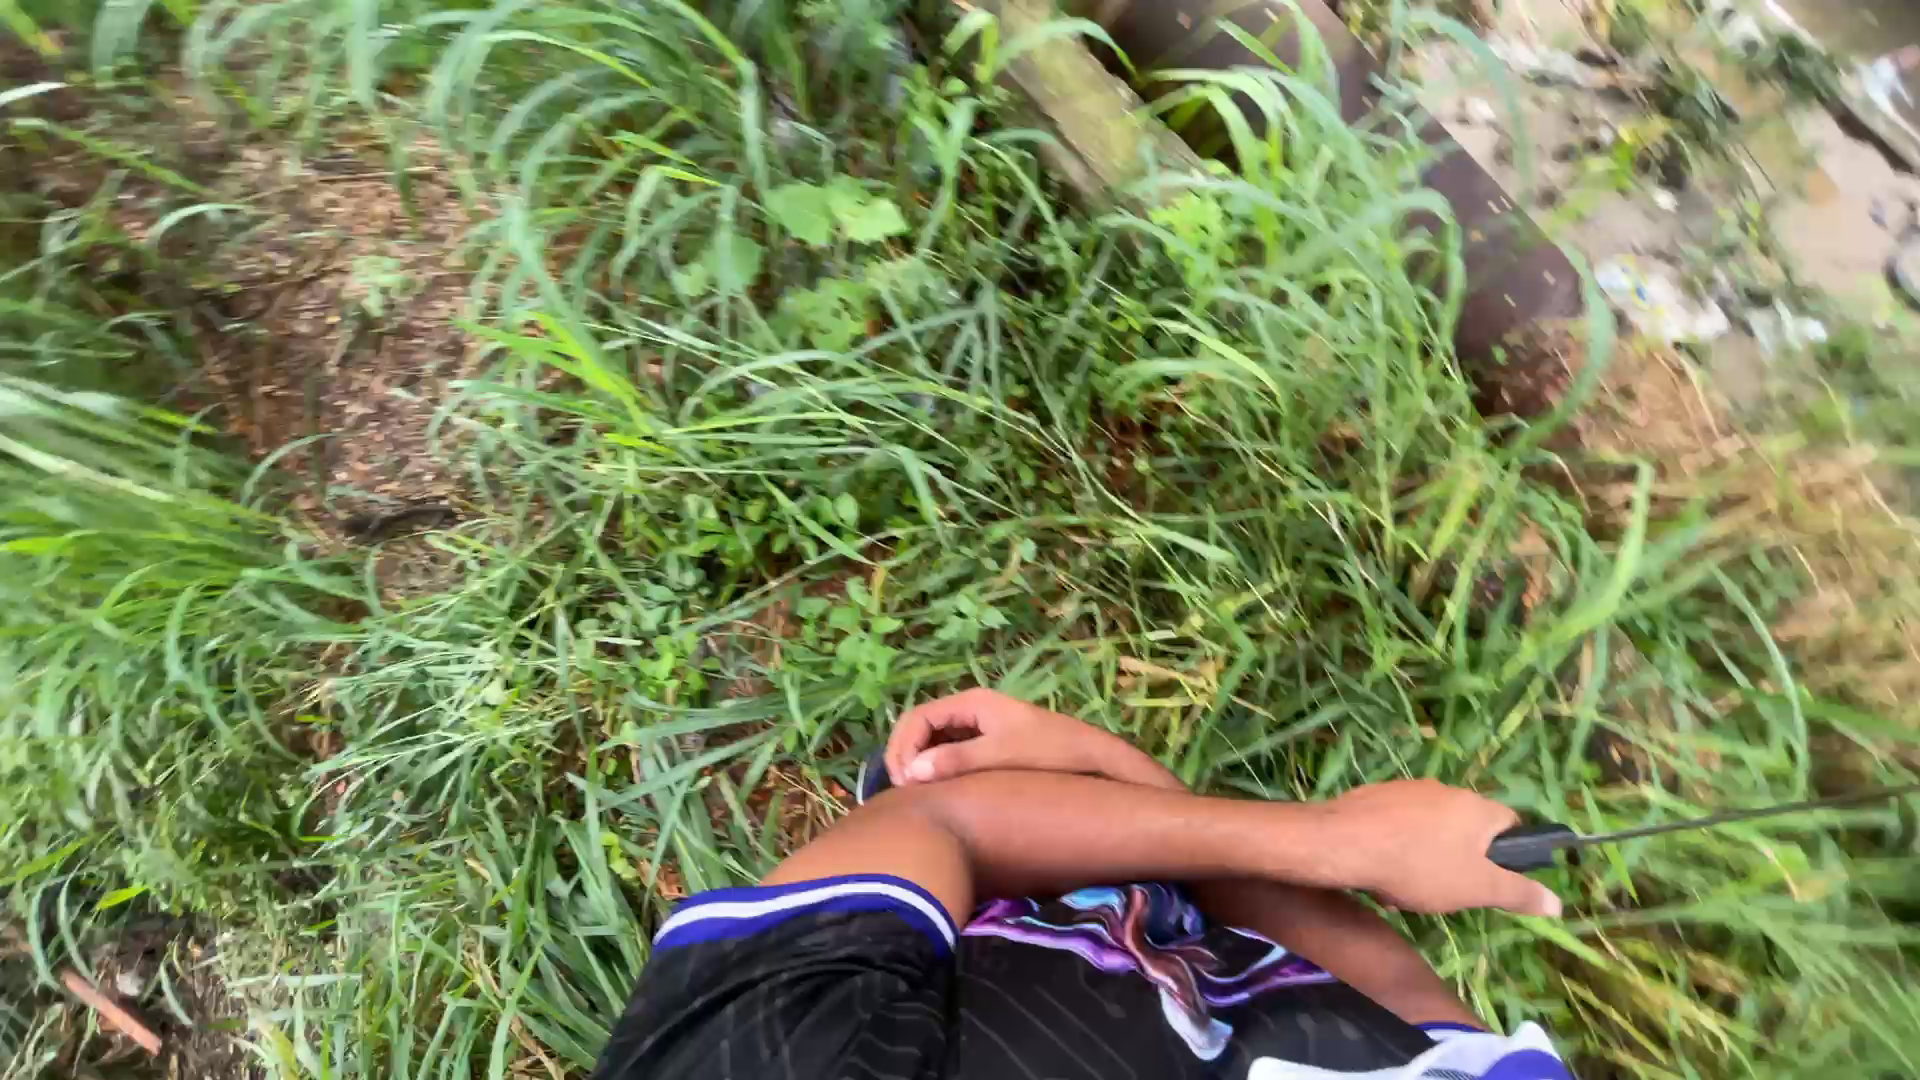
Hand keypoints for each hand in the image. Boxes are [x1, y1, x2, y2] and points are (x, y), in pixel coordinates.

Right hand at [885, 687, 1179, 789]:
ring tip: (914, 794)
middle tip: (901, 791)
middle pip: (920, 726)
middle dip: (905, 755)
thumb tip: (913, 771)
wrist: (1093, 759)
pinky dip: (934, 768)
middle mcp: (970, 709)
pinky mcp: (987, 744)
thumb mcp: (1001, 756)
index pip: (918, 717)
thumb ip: (957, 761)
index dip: (903, 747)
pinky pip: (948, 751)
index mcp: (971, 703)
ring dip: (918, 763)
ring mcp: (978, 726)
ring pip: (932, 740)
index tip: (903, 781)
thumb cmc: (1050, 752)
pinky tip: (936, 791)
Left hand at [1319, 779, 1561, 916]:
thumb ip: (1519, 892)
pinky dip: (1394, 851)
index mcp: (1473, 805)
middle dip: (1459, 864)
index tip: (1500, 878)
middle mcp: (1440, 789)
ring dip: (1423, 864)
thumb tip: (1558, 901)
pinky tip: (1379, 877)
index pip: (1509, 823)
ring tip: (1404, 892)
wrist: (1341, 842)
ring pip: (1427, 833)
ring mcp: (1402, 790)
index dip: (1511, 852)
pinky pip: (1395, 829)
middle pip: (1464, 830)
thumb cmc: (1418, 865)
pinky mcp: (1371, 798)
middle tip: (1446, 892)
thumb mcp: (1478, 887)